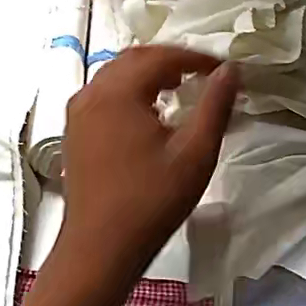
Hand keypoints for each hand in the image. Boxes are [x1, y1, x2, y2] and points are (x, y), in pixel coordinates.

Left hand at [52, 45, 237, 298]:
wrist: (100, 248)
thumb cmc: (151, 202)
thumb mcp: (195, 153)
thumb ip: (215, 106)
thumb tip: (231, 70)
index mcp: (118, 93)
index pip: (161, 56)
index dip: (195, 57)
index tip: (221, 69)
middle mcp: (91, 94)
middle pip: (133, 59)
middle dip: (170, 60)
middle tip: (202, 75)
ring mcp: (77, 114)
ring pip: (115, 76)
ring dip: (148, 75)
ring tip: (180, 90)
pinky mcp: (74, 134)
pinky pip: (104, 96)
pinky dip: (129, 93)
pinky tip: (149, 115)